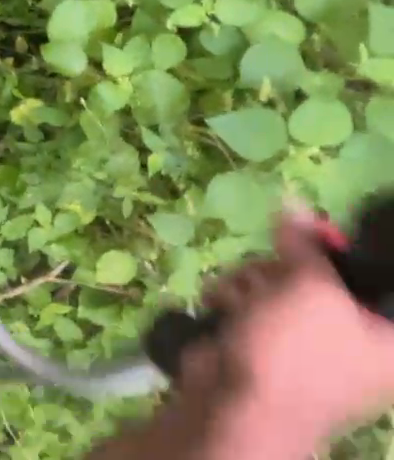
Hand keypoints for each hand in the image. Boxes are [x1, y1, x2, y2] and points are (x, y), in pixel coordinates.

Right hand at [180, 208, 393, 453]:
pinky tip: (227, 307)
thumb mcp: (306, 289)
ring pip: (277, 282)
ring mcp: (313, 340)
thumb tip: (296, 202)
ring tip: (240, 300)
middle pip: (317, 273)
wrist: (241, 402)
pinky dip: (235, 297)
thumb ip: (305, 245)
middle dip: (279, 269)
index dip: (340, 253)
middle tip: (270, 280)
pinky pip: (253, 299)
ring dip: (249, 282)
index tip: (311, 240)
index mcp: (390, 333)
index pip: (374, 277)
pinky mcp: (271, 339)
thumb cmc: (294, 351)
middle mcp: (360, 335)